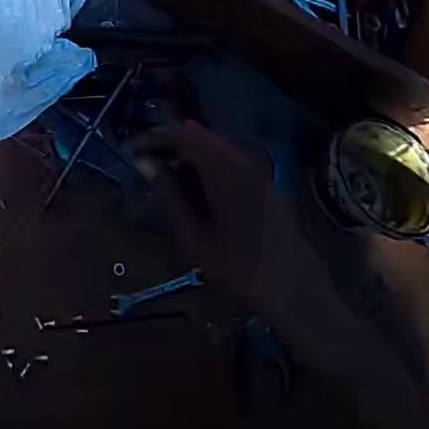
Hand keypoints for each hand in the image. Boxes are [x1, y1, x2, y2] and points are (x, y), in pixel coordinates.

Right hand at [133, 121, 428, 428]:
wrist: (295, 291)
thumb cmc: (240, 270)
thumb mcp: (195, 237)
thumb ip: (169, 195)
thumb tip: (145, 162)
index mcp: (223, 170)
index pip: (182, 137)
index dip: (155, 138)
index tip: (133, 148)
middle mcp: (241, 160)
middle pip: (199, 137)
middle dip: (170, 142)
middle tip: (146, 159)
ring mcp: (256, 169)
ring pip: (213, 146)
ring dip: (187, 152)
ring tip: (164, 169)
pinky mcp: (262, 181)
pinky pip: (227, 158)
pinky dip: (205, 162)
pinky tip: (193, 180)